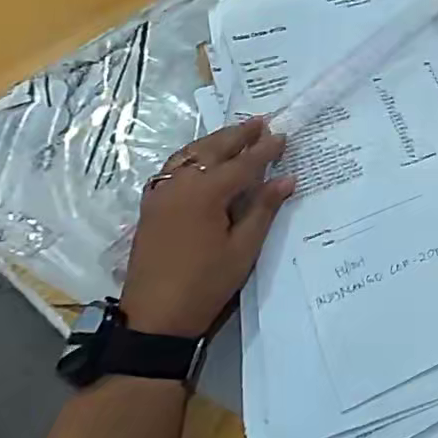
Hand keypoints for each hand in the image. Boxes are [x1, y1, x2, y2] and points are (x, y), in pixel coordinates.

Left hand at [120, 118, 295, 338]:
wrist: (154, 316)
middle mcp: (180, 183)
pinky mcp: (151, 205)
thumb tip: (286, 179)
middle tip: (261, 122)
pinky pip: (174, 167)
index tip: (283, 135)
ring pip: (190, 154)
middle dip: (238, 135)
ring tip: (235, 134)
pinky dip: (193, 156)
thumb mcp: (243, 249)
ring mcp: (161, 192)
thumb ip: (263, 209)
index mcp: (206, 192)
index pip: (243, 163)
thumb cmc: (205, 284)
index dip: (265, 150)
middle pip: (213, 149)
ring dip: (214, 142)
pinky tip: (202, 159)